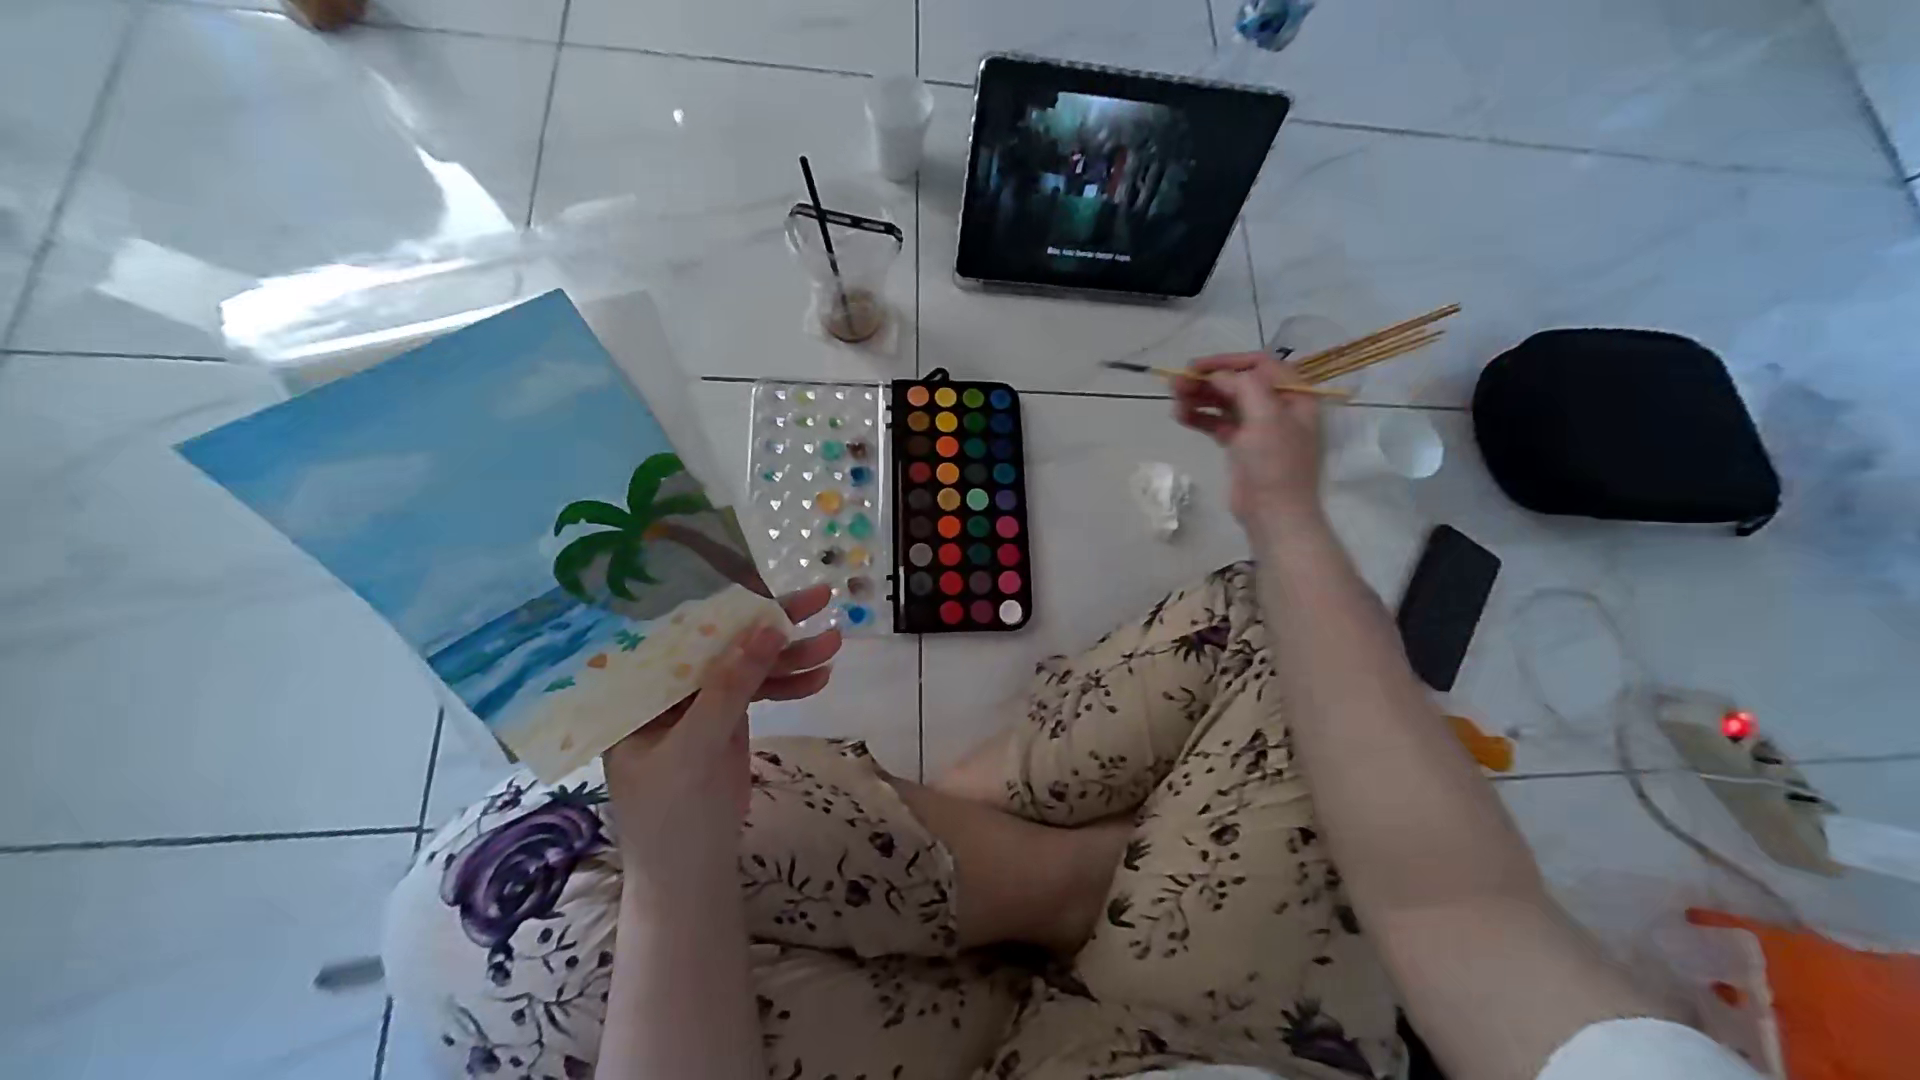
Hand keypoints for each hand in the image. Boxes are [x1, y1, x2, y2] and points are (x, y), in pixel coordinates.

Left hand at [601, 585, 840, 878]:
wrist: (691, 873)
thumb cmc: (670, 818)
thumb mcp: (694, 750)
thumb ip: (728, 689)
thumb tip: (766, 627)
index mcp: (639, 686)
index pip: (680, 629)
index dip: (723, 602)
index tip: (769, 581)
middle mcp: (668, 683)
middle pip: (724, 641)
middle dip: (773, 623)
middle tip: (821, 598)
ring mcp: (701, 699)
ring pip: (750, 664)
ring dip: (793, 655)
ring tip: (835, 643)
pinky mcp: (727, 716)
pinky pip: (762, 689)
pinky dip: (791, 684)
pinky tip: (822, 677)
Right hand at [1172, 352, 1324, 537]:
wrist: (1274, 514)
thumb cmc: (1277, 464)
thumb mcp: (1266, 418)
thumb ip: (1243, 387)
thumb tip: (1218, 375)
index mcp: (1294, 395)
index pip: (1259, 365)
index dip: (1226, 362)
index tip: (1195, 366)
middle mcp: (1277, 407)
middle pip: (1237, 383)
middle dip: (1206, 381)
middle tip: (1175, 384)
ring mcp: (1258, 428)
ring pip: (1224, 403)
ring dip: (1199, 399)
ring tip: (1174, 402)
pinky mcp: (1240, 446)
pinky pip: (1217, 423)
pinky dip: (1200, 417)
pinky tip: (1181, 416)